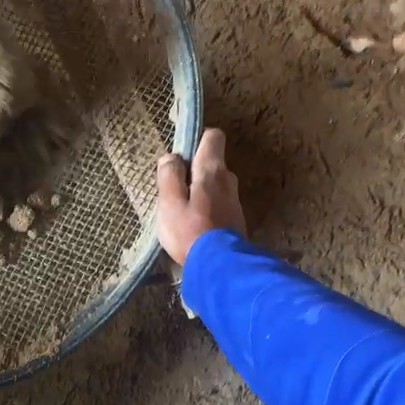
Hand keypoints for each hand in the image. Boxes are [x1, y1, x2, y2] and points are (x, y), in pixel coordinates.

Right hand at [155, 127, 246, 264]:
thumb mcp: (169, 202)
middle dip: (193, 171)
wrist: (219, 267)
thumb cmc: (189, 231)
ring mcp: (234, 200)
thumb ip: (169, 176)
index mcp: (212, 171)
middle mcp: (228, 180)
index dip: (196, 141)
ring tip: (182, 212)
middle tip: (173, 191)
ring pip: (214, 185)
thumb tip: (171, 158)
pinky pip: (218, 203)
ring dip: (200, 192)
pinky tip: (194, 225)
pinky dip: (207, 208)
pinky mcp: (235, 219)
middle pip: (212, 163)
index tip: (180, 157)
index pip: (213, 137)